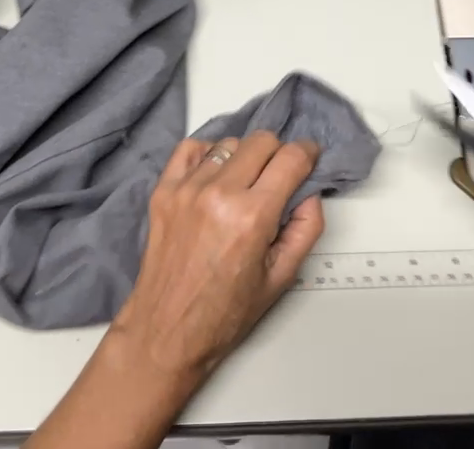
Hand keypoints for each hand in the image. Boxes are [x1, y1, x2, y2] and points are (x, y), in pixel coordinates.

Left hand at [108, 132, 323, 378]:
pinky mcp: (163, 191)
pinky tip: (215, 175)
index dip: (308, 153)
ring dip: (244, 157)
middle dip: (278, 154)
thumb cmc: (224, 313)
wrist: (166, 332)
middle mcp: (219, 194)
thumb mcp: (281, 278)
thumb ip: (306, 229)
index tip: (310, 158)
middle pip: (262, 140)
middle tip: (278, 177)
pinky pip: (191, 148)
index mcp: (252, 217)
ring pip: (230, 143)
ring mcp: (187, 189)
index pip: (291, 158)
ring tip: (243, 185)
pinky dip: (208, 153)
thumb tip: (310, 192)